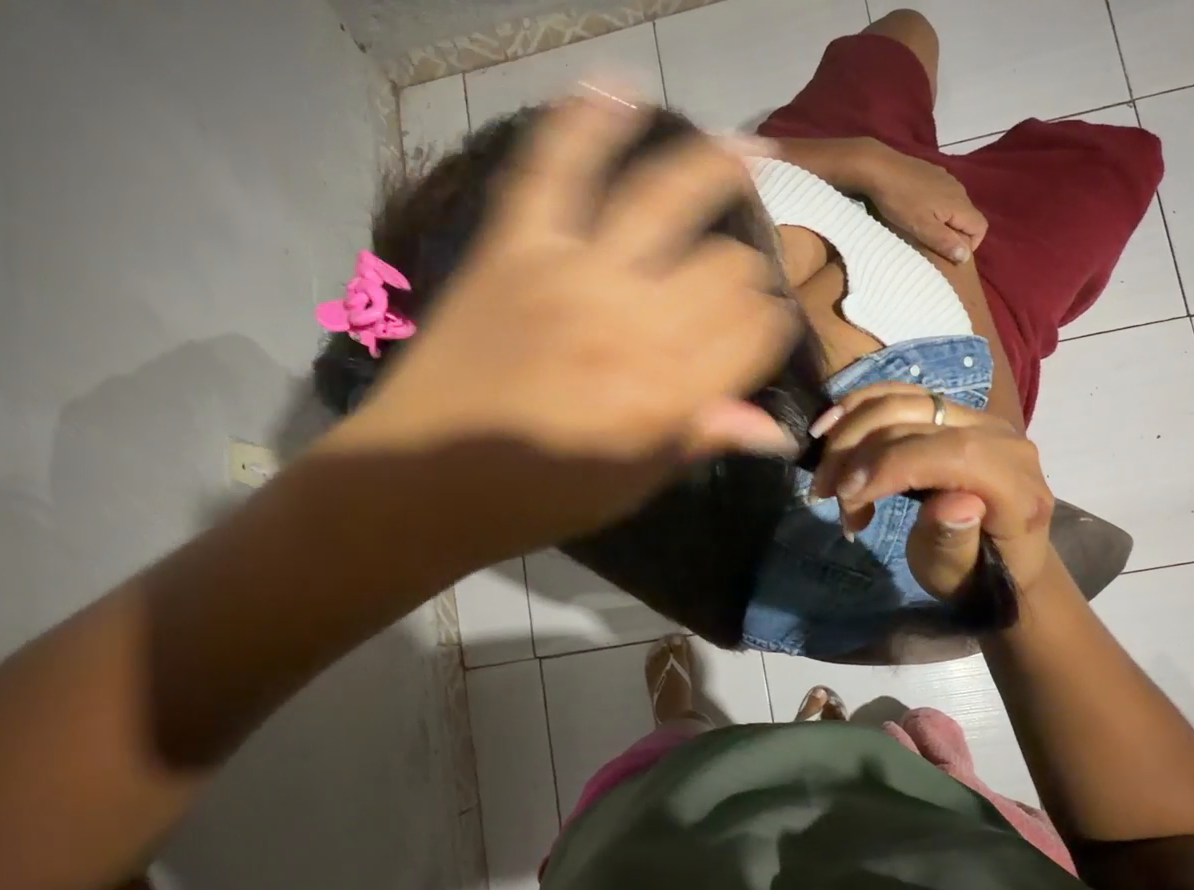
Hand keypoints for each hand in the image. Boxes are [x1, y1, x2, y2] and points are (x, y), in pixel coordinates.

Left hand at [318, 89, 799, 562]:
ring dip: (713, 165)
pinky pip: (551, 170)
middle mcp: (634, 323)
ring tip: (744, 143)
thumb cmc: (533, 497)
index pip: (754, 331)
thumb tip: (773, 427)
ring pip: (663, 199)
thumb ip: (697, 440)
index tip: (760, 330)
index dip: (770, 326)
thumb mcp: (628, 485)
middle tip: (735, 279)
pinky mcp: (514, 249)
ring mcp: (573, 275)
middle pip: (724, 268)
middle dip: (746, 271)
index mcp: (667, 392)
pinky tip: (614, 88)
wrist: (421, 481)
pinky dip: (581, 122)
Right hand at [809, 384, 1053, 599]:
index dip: (892, 464)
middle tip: (824, 495)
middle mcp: (1003, 440)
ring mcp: (978, 418)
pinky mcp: (954, 411)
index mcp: (1016, 487)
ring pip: (904, 401)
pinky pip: (903, 393)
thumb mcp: (960, 572)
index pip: (954, 453)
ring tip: (823, 473)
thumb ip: (956, 541)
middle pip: (920, 420)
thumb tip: (956, 505)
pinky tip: (830, 426)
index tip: (845, 494)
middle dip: (859, 454)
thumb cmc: (974, 574)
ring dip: (850, 431)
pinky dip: (860, 405)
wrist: (995, 560)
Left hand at [863, 146, 987, 263]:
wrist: (880, 168)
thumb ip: (945, 242)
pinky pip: (943, 197)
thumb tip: (965, 256)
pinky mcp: (933, 174)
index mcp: (960, 203)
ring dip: (945, 223)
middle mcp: (959, 189)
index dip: (969, 245)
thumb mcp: (921, 227)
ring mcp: (946, 179)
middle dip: (955, 235)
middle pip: (968, 218)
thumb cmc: (900, 201)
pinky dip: (936, 209)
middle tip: (932, 244)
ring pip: (955, 208)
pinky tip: (917, 211)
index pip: (981, 228)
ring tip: (923, 230)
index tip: (948, 253)